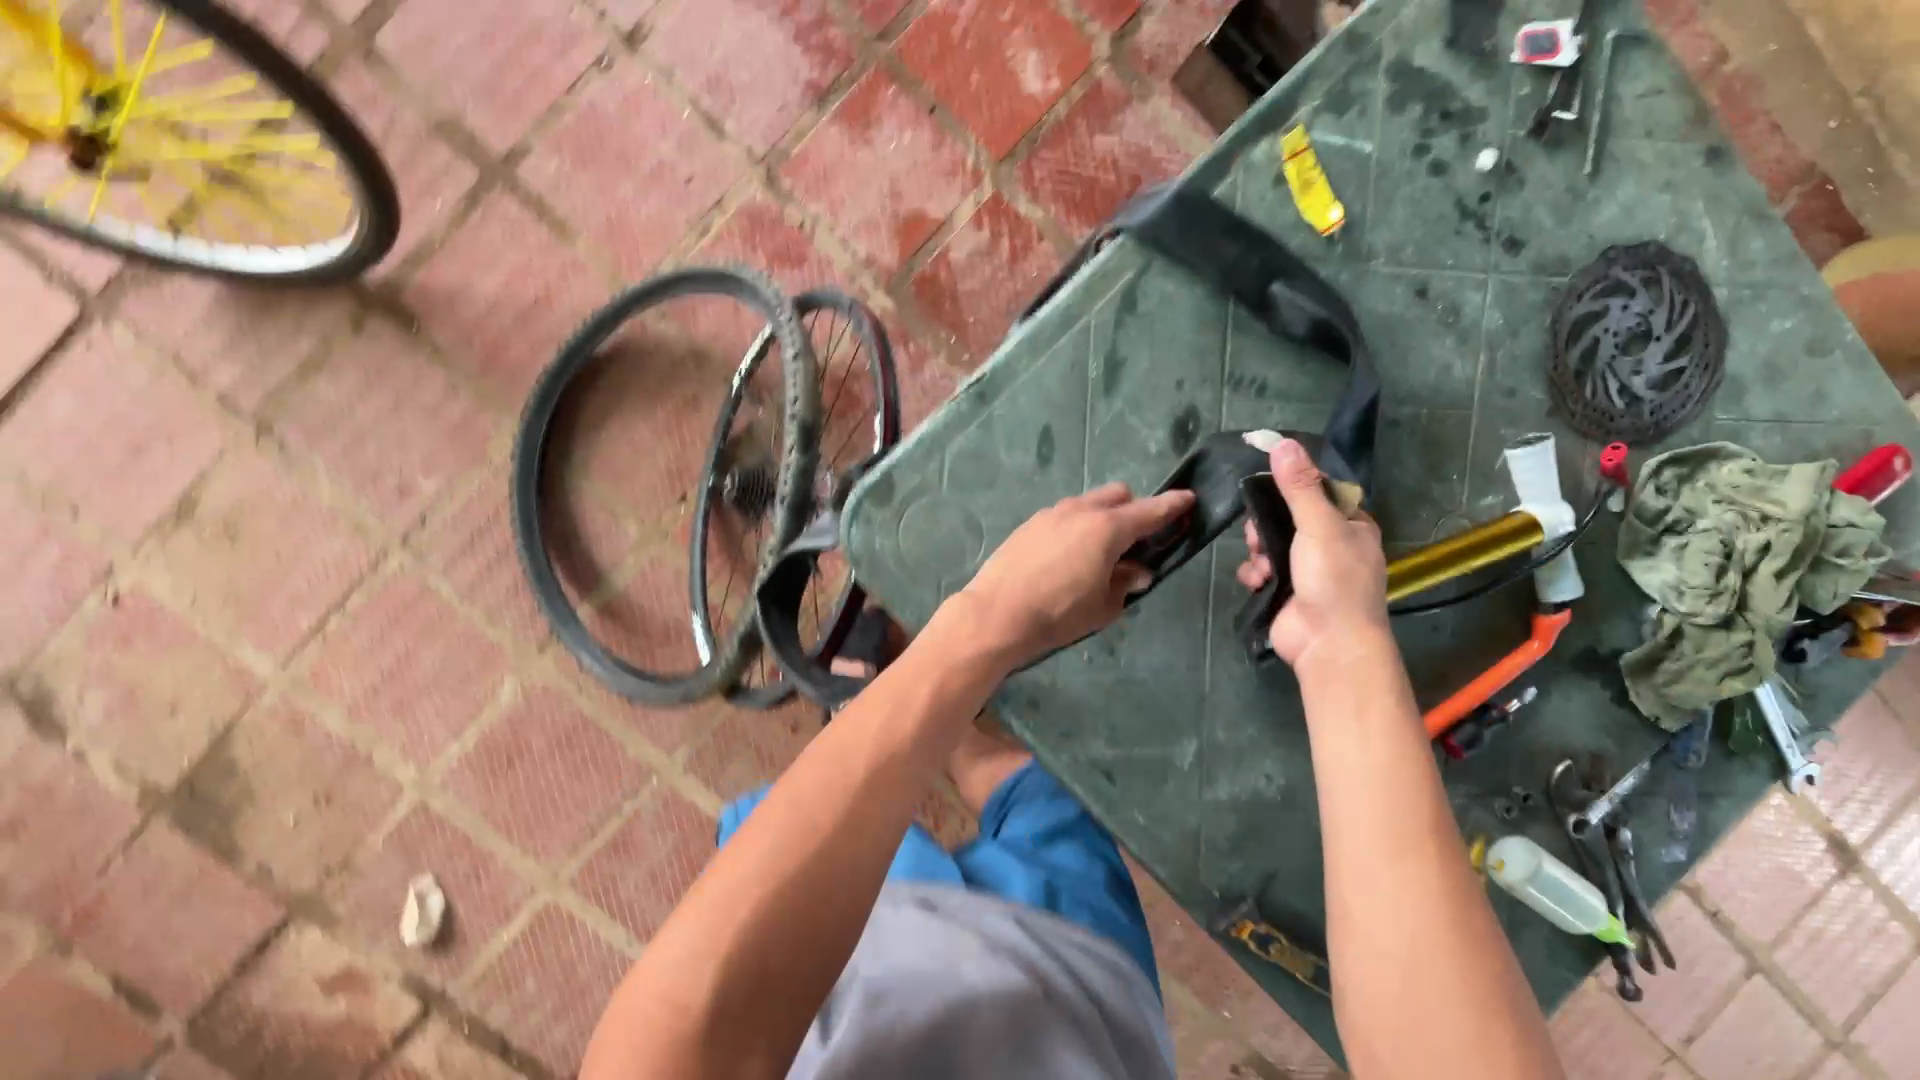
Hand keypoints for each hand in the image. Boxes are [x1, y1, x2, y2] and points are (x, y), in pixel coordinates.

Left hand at [957, 483, 1195, 669]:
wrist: (996, 615)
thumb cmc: (1058, 614)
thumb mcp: (1103, 606)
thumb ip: (1126, 583)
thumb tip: (1138, 571)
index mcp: (1107, 528)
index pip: (1150, 511)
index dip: (1173, 506)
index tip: (1188, 500)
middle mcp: (1080, 511)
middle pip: (1117, 496)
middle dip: (1132, 510)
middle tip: (1135, 542)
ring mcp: (1050, 514)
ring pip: (1087, 504)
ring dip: (1101, 518)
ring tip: (1097, 554)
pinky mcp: (1028, 525)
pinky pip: (1063, 517)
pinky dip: (1075, 528)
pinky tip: (1066, 558)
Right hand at [1236, 438, 1389, 668]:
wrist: (1329, 643)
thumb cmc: (1334, 579)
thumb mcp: (1319, 525)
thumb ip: (1298, 486)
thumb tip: (1281, 443)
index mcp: (1351, 524)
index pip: (1317, 490)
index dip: (1290, 484)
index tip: (1263, 479)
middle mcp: (1331, 544)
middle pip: (1286, 516)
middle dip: (1265, 523)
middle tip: (1257, 531)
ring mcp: (1307, 569)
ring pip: (1269, 543)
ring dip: (1258, 550)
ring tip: (1260, 562)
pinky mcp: (1285, 590)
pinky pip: (1261, 570)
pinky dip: (1255, 573)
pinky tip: (1258, 581)